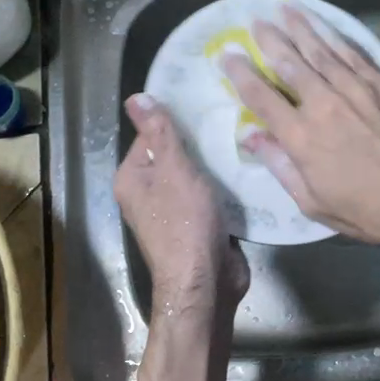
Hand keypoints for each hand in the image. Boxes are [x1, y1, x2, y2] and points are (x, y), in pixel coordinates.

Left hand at [114, 94, 249, 315]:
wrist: (206, 282)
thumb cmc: (185, 223)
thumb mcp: (173, 170)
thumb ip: (159, 133)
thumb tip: (135, 97)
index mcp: (132, 179)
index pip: (151, 136)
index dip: (176, 121)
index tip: (207, 106)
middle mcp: (148, 194)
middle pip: (175, 155)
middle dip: (201, 142)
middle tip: (231, 120)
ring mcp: (174, 212)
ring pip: (196, 176)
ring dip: (217, 165)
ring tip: (243, 142)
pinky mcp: (198, 225)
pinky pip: (211, 196)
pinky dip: (226, 187)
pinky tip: (247, 172)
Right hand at [221, 5, 379, 262]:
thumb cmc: (369, 211)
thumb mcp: (313, 203)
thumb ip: (280, 166)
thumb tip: (250, 137)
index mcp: (302, 138)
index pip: (261, 97)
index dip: (240, 74)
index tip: (227, 56)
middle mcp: (325, 104)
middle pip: (289, 62)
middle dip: (269, 39)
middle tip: (255, 22)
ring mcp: (357, 89)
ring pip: (322, 49)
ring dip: (301, 27)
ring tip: (285, 9)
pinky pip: (354, 53)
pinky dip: (336, 36)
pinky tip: (325, 26)